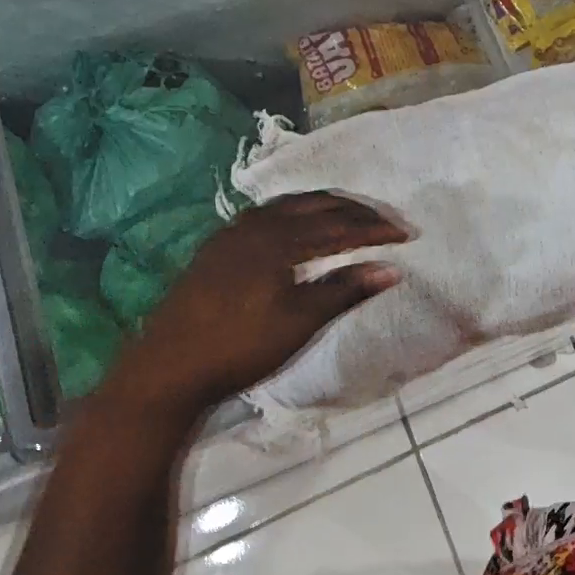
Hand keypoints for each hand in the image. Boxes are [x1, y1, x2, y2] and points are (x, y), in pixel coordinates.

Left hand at [99, 191, 407, 425]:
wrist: (166, 369)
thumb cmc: (240, 347)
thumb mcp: (301, 321)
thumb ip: (346, 289)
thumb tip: (392, 269)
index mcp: (280, 239)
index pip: (341, 225)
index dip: (377, 228)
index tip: (408, 235)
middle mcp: (256, 225)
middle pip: (317, 204)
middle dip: (356, 211)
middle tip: (386, 222)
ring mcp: (232, 233)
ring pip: (290, 205)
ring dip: (327, 207)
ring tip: (351, 218)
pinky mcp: (217, 247)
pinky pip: (268, 214)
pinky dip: (297, 214)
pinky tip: (300, 229)